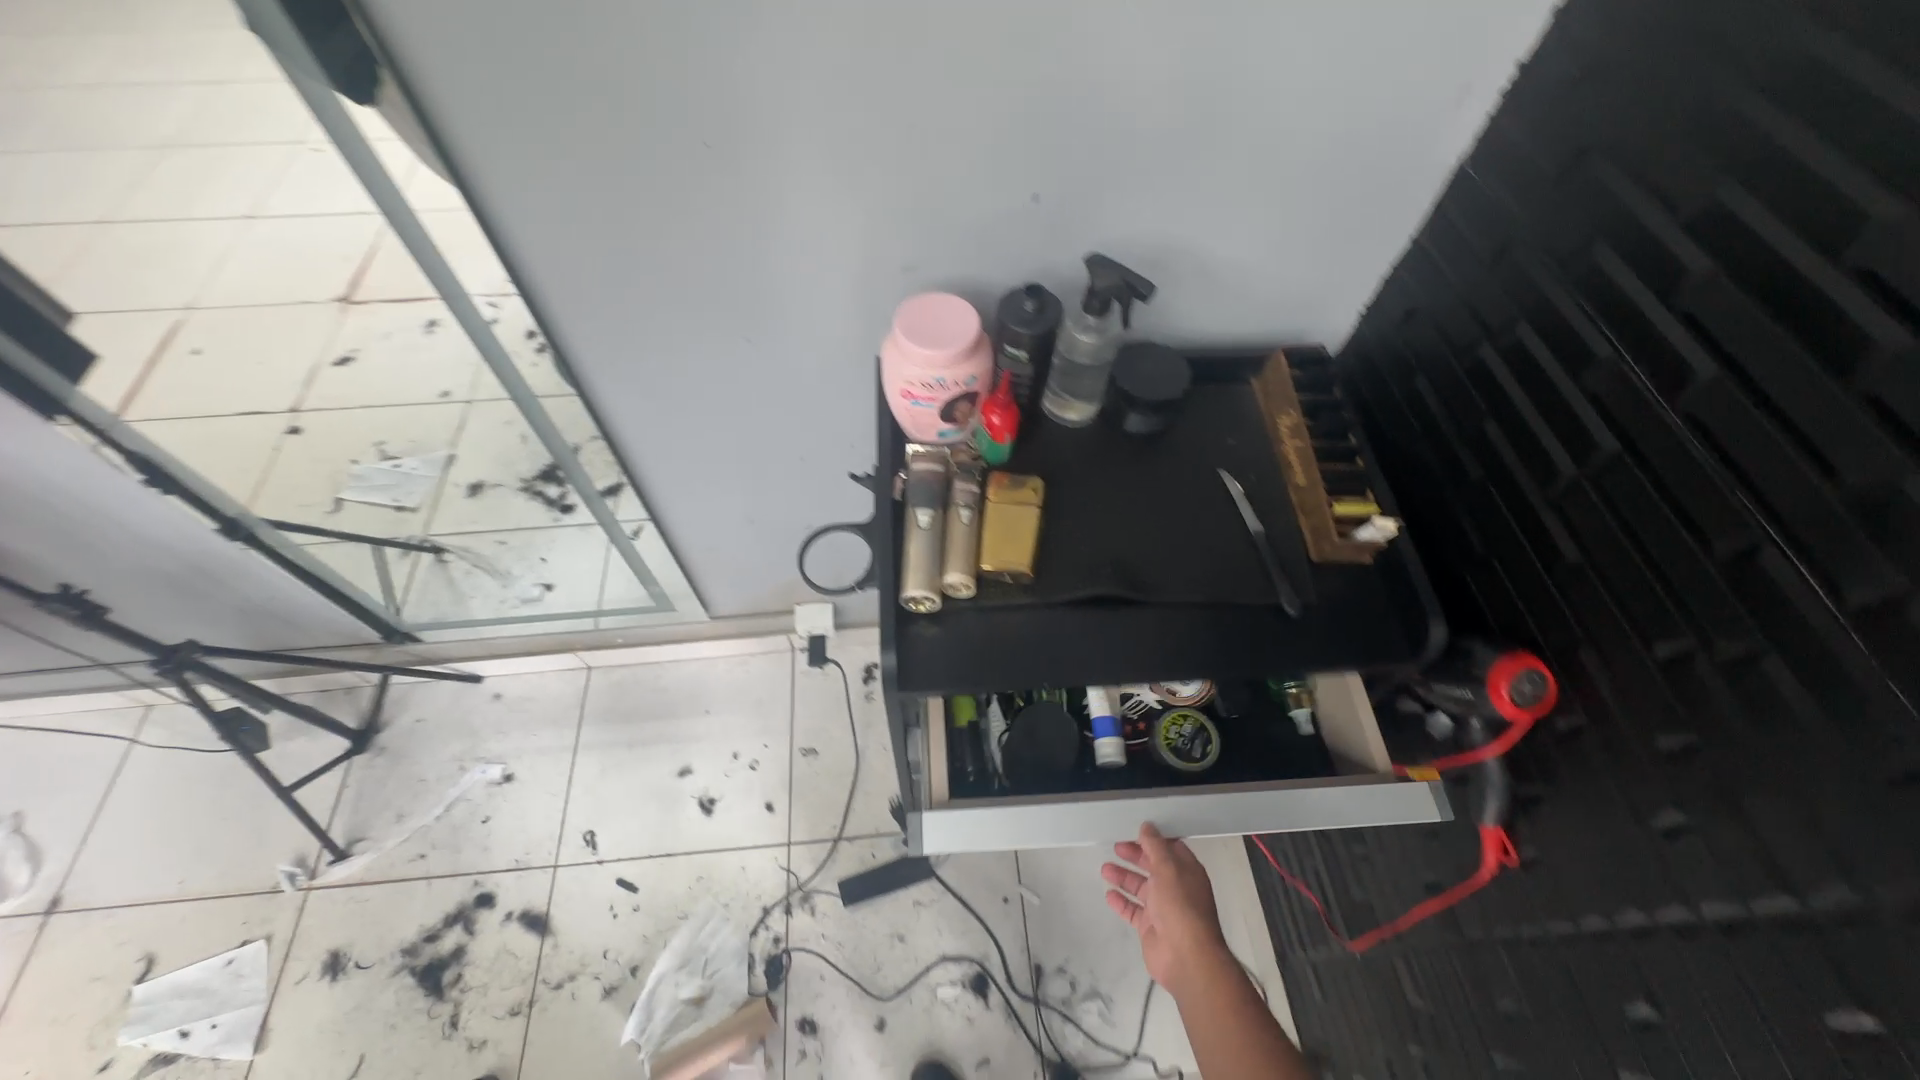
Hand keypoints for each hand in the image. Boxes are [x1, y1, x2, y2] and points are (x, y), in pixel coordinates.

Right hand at [1101, 823, 1230, 1000]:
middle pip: (1153, 866)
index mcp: (1187, 871)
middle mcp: (1176, 888)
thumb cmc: (1180, 906)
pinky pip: (1133, 910)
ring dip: (1124, 877)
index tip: (1134, 829)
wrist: (1185, 956)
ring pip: (1141, 888)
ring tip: (1105, 868)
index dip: (1154, 838)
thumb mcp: (1168, 868)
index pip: (1170, 848)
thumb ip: (1155, 846)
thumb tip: (1147, 826)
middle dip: (1136, 856)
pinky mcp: (1150, 927)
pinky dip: (1121, 901)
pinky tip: (1108, 894)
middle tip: (1116, 846)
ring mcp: (1163, 909)